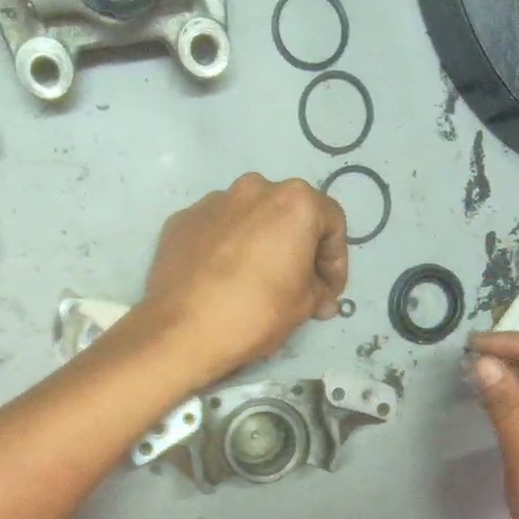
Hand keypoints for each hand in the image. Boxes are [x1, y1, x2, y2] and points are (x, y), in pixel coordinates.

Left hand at [131, 173, 348, 383]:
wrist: (182, 329)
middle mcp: (254, 188)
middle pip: (288, 213)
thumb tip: (323, 298)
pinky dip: (227, 248)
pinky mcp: (182, 220)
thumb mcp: (303, 306)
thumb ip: (319, 292)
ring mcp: (213, 201)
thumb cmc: (256, 312)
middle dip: (298, 247)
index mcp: (293, 201)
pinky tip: (223, 280)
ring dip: (261, 243)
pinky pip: (217, 230)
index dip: (336, 261)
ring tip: (257, 281)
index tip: (329, 291)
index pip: (332, 223)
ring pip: (250, 218)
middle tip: (298, 285)